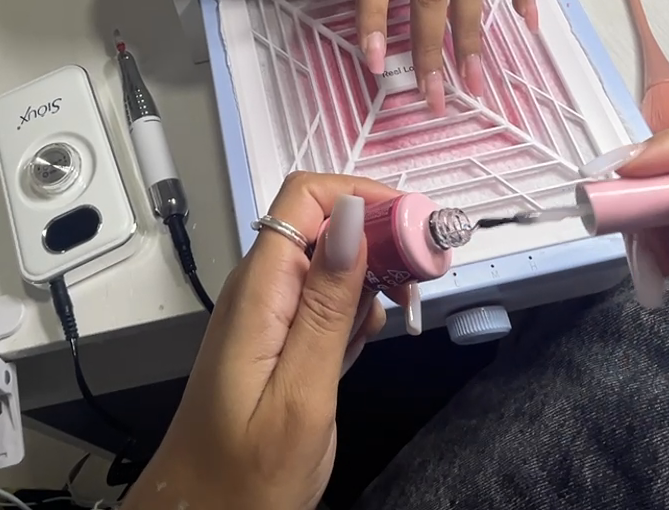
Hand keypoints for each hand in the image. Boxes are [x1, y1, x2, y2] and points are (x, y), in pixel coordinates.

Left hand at [124, 173, 395, 509]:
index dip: (361, 196)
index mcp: (261, 286)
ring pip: (328, 258)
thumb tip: (352, 216)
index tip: (415, 227)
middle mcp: (262, 284)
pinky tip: (364, 339)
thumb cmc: (247, 473)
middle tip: (422, 276)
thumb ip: (326, 303)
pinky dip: (353, 307)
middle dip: (378, 235)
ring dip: (371, 273)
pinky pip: (323, 296)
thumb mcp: (300, 392)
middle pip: (322, 222)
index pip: (304, 196)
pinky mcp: (279, 333)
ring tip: (400, 309)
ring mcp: (269, 308)